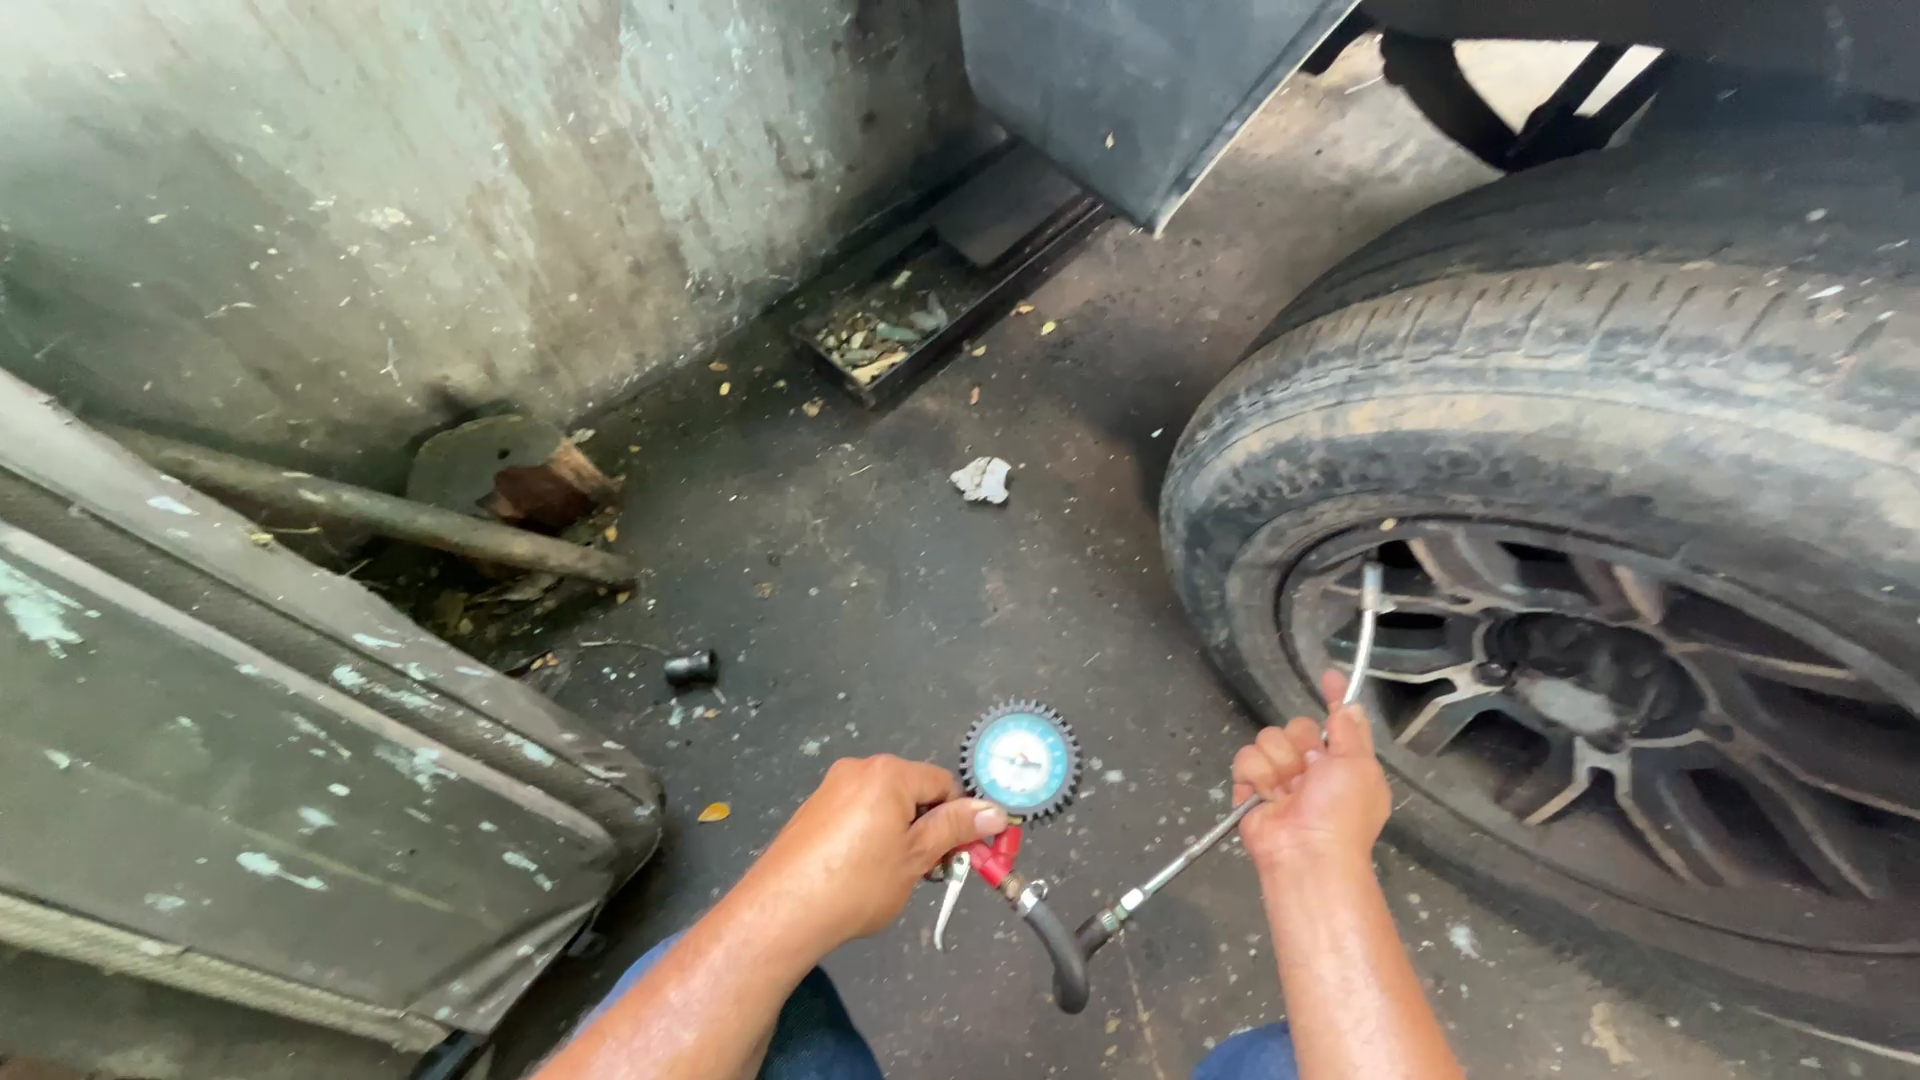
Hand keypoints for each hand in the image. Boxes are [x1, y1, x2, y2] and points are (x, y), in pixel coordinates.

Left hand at [737, 755, 1007, 954]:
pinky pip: (856, 812)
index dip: (959, 818)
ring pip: (884, 803)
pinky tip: (859, 872)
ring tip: (889, 875)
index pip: (943, 783)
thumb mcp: (916, 857)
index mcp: (889, 772)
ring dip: (899, 831)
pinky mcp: (812, 809)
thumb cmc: (859, 882)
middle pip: (912, 790)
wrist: (782, 911)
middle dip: (926, 826)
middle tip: (926, 870)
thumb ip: (955, 829)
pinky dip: (869, 834)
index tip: (959, 855)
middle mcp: (859, 768)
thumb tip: (995, 811)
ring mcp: (831, 787)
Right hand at [1232, 671, 1391, 871]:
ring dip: (1278, 765)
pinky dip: (1256, 777)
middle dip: (1299, 745)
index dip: (1334, 698)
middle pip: (1294, 726)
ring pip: (1267, 739)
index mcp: (1341, 764)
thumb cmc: (1342, 812)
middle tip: (1309, 771)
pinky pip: (1245, 759)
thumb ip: (1351, 732)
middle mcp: (1310, 767)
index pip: (1336, 722)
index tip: (1329, 675)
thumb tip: (1351, 703)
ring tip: (1287, 790)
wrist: (1307, 852)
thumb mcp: (1359, 768)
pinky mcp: (1250, 786)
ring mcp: (1278, 776)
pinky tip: (1266, 795)